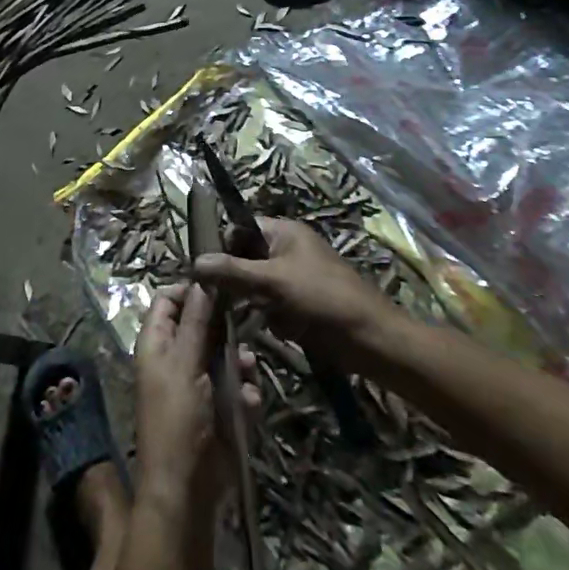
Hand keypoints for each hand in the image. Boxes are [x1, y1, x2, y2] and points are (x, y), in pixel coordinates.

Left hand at [134, 283, 259, 506]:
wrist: (188, 483)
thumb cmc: (177, 415)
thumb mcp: (184, 364)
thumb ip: (194, 323)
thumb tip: (200, 282)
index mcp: (156, 343)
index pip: (168, 302)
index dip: (190, 291)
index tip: (220, 286)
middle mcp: (176, 357)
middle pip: (201, 326)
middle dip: (224, 328)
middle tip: (245, 323)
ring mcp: (199, 382)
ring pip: (225, 355)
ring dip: (239, 361)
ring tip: (248, 368)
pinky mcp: (221, 406)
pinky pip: (238, 387)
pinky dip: (245, 391)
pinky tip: (249, 401)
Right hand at [193, 218, 400, 349]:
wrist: (374, 342)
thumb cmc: (324, 300)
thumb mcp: (273, 282)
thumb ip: (231, 270)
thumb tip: (194, 262)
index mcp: (284, 233)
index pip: (239, 227)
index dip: (221, 245)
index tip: (204, 269)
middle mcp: (287, 250)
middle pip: (244, 256)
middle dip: (232, 277)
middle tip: (217, 295)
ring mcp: (293, 277)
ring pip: (253, 282)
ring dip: (247, 298)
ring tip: (241, 313)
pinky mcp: (299, 303)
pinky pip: (268, 302)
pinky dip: (265, 314)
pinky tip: (267, 325)